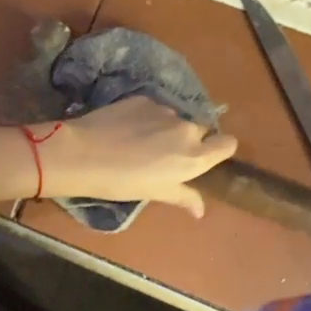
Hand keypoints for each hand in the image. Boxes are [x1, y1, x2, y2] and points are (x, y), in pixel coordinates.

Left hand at [36, 97, 238, 216]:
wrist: (83, 154)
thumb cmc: (121, 182)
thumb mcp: (155, 193)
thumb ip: (183, 196)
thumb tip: (201, 211)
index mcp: (194, 157)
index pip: (227, 144)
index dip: (219, 148)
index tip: (205, 154)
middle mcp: (186, 130)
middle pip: (199, 130)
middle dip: (187, 139)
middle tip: (162, 153)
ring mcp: (164, 111)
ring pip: (174, 118)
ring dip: (165, 127)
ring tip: (139, 141)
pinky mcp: (143, 99)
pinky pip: (153, 108)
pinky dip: (146, 117)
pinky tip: (125, 128)